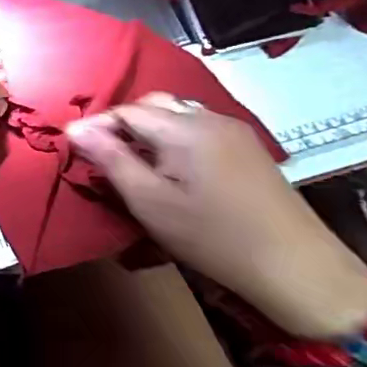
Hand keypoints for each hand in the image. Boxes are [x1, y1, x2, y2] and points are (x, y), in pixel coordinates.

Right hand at [67, 93, 366, 337]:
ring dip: (151, 132)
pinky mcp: (248, 148)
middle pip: (155, 105)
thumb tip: (76, 128)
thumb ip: (112, 161)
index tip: (75, 147)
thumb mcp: (150, 203)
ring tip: (136, 164)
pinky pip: (201, 129)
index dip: (98, 125)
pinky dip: (177, 140)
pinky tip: (174, 170)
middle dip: (124, 124)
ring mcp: (234, 130)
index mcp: (184, 127)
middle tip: (105, 157)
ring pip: (179, 115)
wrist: (291, 261)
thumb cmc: (211, 236)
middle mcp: (210, 117)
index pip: (128, 110)